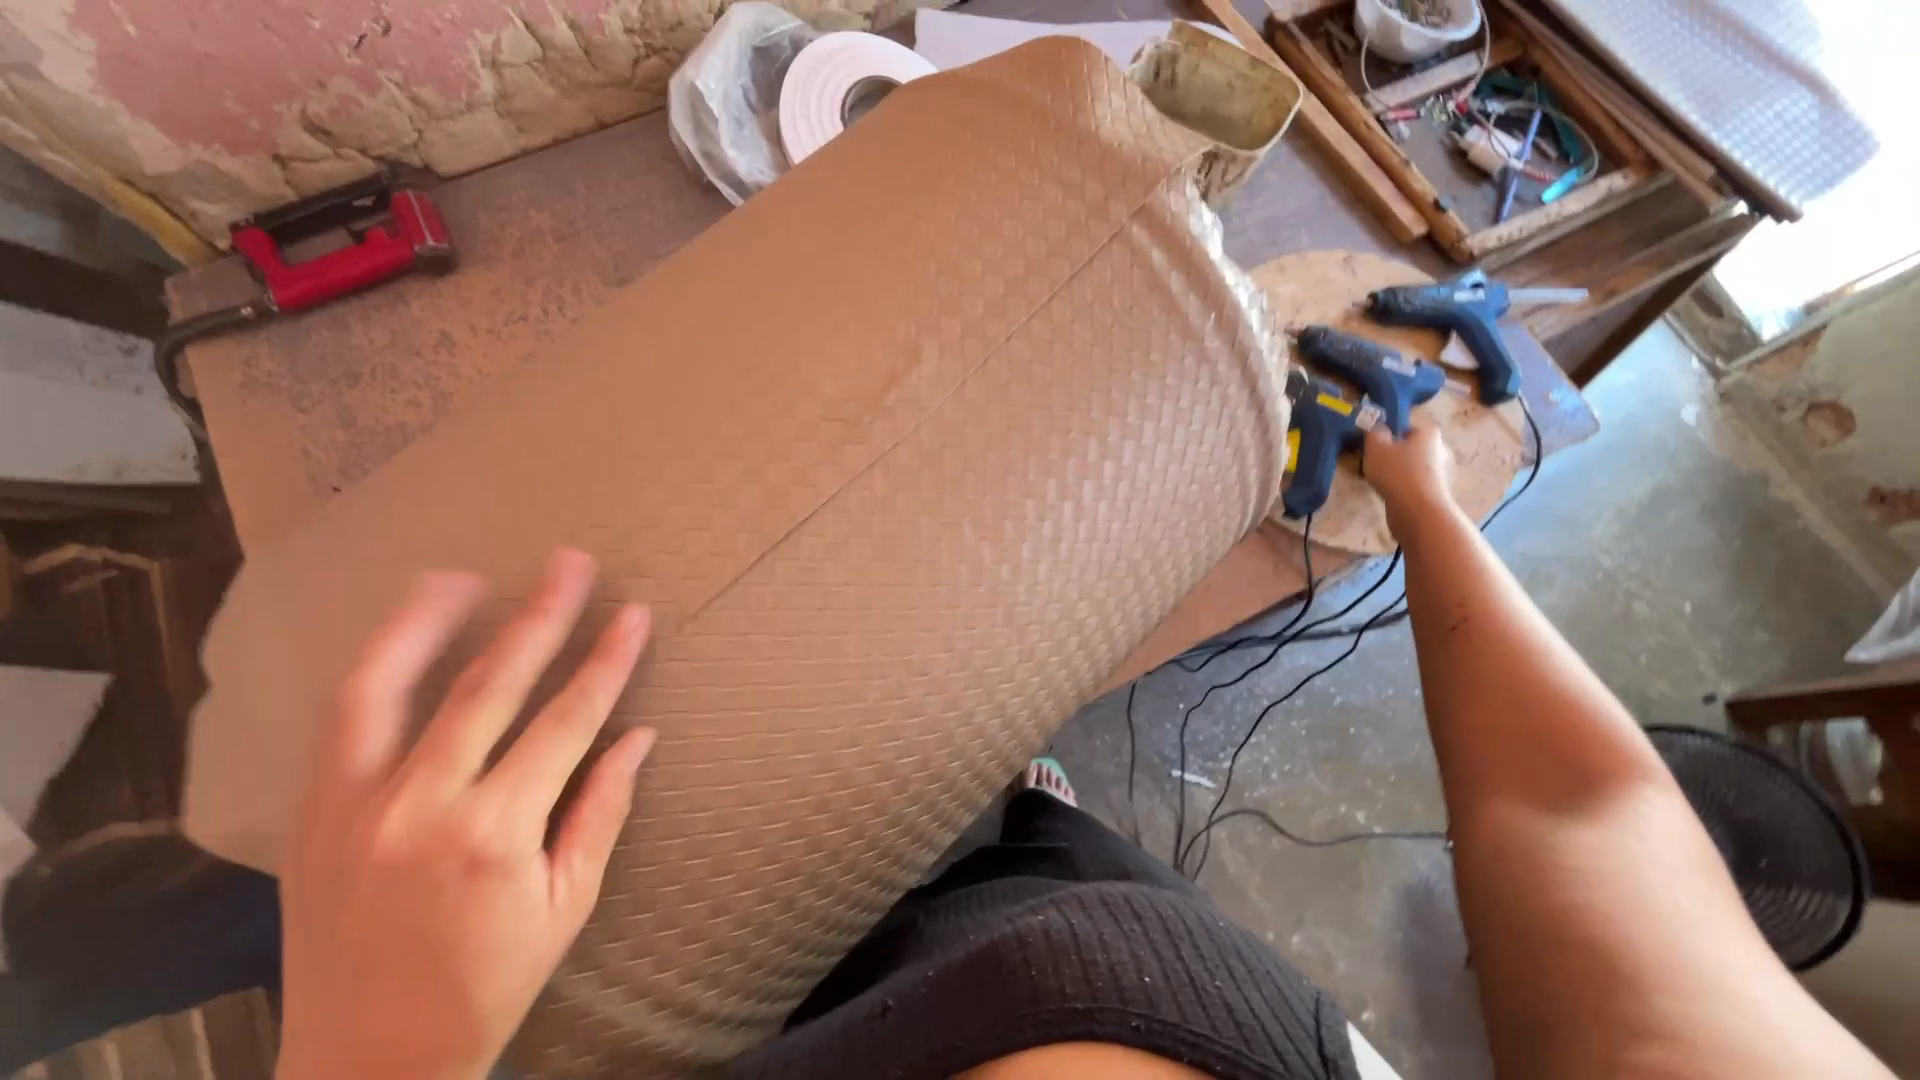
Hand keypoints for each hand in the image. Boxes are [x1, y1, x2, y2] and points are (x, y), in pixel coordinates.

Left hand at [275, 549, 654, 1079]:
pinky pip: (339, 724)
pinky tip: (397, 640)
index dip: (607, 661)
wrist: (366, 1063)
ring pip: (386, 688)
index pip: (566, 721)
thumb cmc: (488, 983)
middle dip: (538, 616)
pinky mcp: (312, 817)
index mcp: (495, 833)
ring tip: (458, 575)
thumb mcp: (568, 905)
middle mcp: (420, 806)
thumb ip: (601, 811)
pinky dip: (372, 671)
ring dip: (425, 623)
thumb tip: (636, 736)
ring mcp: (354, 807)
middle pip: (489, 686)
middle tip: (568, 562)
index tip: (633, 613)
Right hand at [1363, 422, 1457, 524]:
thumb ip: (1374, 432)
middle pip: (1411, 447)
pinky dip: (1406, 486)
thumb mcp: (1375, 447)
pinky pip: (1417, 482)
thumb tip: (1377, 426)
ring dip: (1400, 471)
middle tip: (1374, 465)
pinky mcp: (1439, 491)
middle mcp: (1441, 448)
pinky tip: (1393, 494)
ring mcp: (1443, 471)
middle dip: (1394, 454)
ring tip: (1381, 482)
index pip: (1406, 427)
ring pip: (1414, 466)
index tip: (1374, 447)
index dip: (1388, 435)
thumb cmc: (1397, 473)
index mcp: (1429, 433)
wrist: (1418, 511)